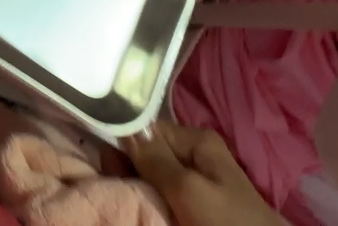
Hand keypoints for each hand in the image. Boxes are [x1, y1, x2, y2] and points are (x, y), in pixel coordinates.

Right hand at [123, 123, 284, 225]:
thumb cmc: (228, 223)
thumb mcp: (188, 190)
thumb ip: (153, 157)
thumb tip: (120, 122)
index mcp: (197, 140)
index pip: (145, 129)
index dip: (123, 145)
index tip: (109, 165)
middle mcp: (195, 154)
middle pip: (146, 152)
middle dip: (130, 169)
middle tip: (120, 188)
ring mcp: (197, 181)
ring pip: (151, 175)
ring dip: (138, 187)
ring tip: (132, 200)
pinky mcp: (197, 203)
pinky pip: (164, 194)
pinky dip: (152, 201)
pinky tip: (147, 208)